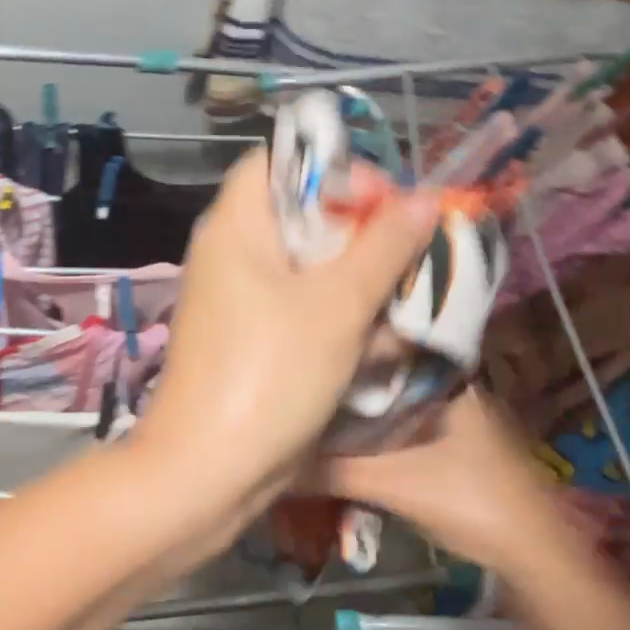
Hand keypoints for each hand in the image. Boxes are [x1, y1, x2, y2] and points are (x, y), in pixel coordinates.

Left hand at [129, 150, 440, 525]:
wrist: (208, 468)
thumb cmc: (269, 373)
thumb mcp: (338, 304)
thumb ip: (383, 246)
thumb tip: (421, 198)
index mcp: (235, 227)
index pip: (276, 161)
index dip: (332, 168)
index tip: (383, 197)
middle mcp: (229, 256)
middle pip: (300, 216)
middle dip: (361, 234)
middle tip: (409, 255)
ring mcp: (237, 303)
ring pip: (308, 270)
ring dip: (359, 284)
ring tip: (402, 307)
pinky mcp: (249, 343)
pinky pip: (300, 312)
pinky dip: (339, 321)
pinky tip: (377, 347)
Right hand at [301, 389, 575, 575]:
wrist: (534, 559)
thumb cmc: (473, 504)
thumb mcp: (395, 485)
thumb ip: (332, 472)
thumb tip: (274, 466)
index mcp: (447, 387)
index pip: (385, 357)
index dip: (343, 362)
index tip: (303, 365)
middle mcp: (450, 398)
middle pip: (382, 390)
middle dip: (342, 399)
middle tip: (295, 399)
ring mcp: (452, 428)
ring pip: (388, 417)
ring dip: (353, 427)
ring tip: (306, 424)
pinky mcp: (449, 457)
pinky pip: (396, 440)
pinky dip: (368, 447)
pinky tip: (336, 454)